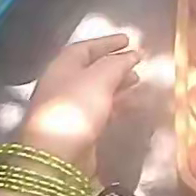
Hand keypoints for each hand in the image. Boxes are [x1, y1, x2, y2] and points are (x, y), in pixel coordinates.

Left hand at [17, 34, 141, 170]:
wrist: (57, 156)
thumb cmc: (76, 108)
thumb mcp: (99, 78)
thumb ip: (118, 63)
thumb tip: (133, 54)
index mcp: (62, 67)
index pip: (85, 47)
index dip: (107, 42)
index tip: (129, 39)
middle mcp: (64, 85)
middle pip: (91, 69)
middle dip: (115, 64)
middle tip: (137, 64)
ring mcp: (71, 108)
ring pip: (98, 90)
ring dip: (119, 84)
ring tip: (138, 82)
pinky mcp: (80, 129)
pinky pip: (102, 109)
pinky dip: (118, 104)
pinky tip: (133, 106)